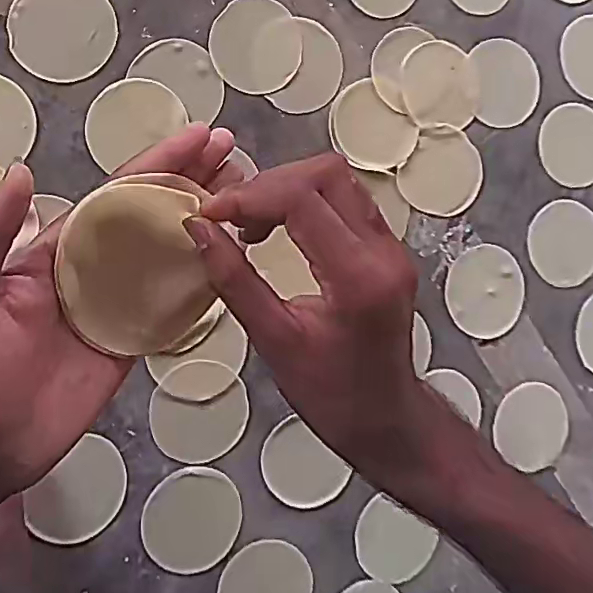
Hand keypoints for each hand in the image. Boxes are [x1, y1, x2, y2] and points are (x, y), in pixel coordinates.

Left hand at [0, 124, 238, 497]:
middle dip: (193, 177)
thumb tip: (21, 172)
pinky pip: (178, 301)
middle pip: (154, 211)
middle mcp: (99, 264)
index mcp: (62, 246)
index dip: (159, 160)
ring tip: (244, 192)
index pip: (118, 192)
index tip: (197, 135)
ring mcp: (123, 300)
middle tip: (233, 152)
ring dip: (207, 219)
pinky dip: (205, 275)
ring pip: (172, 250)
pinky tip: (233, 255)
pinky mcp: (139, 336)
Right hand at [183, 153, 430, 474]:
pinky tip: (277, 227)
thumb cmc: (334, 395)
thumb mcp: (274, 341)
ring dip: (287, 188)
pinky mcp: (388, 248)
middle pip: (326, 174)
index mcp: (359, 278)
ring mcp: (392, 247)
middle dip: (269, 184)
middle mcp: (384, 252)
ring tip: (250, 222)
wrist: (387, 418)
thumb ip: (234, 280)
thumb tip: (200, 231)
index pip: (304, 199)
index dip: (251, 195)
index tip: (213, 212)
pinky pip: (345, 199)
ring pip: (338, 180)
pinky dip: (305, 201)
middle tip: (232, 215)